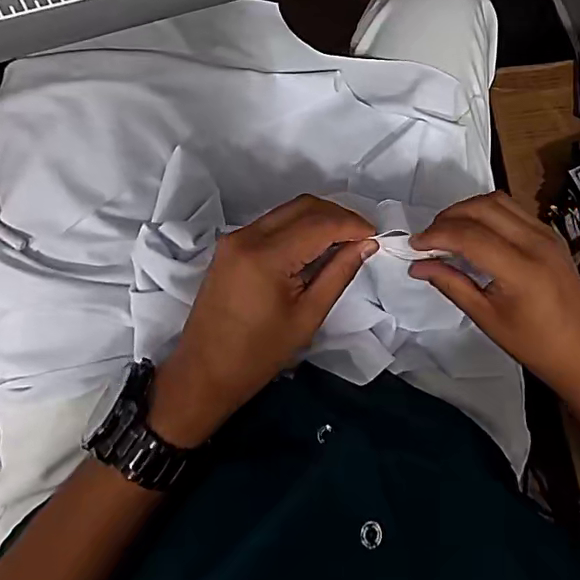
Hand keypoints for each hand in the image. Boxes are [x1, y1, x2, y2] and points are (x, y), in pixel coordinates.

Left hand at [149, 195, 376, 446]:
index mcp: (266, 256)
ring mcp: (235, 237)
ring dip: (319, 218)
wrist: (203, 373)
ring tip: (345, 240)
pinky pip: (273, 222)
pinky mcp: (230, 245)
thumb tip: (366, 244)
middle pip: (304, 206)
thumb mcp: (307, 316)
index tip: (376, 236)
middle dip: (338, 215)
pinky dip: (299, 226)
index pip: (319, 223)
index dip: (352, 224)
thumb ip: (339, 273)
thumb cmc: (258, 354)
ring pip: (288, 210)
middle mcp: (247, 236)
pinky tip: (317, 245)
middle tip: (363, 236)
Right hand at [408, 192, 579, 408]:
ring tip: (448, 232)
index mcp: (522, 270)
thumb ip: (451, 284)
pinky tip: (475, 233)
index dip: (436, 235)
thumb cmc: (533, 345)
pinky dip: (488, 213)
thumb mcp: (486, 318)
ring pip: (498, 201)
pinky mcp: (552, 234)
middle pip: (482, 208)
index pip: (470, 236)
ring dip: (468, 209)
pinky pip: (513, 209)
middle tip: (428, 238)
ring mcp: (548, 234)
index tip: (414, 245)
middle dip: (448, 217)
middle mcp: (537, 243)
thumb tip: (417, 266)